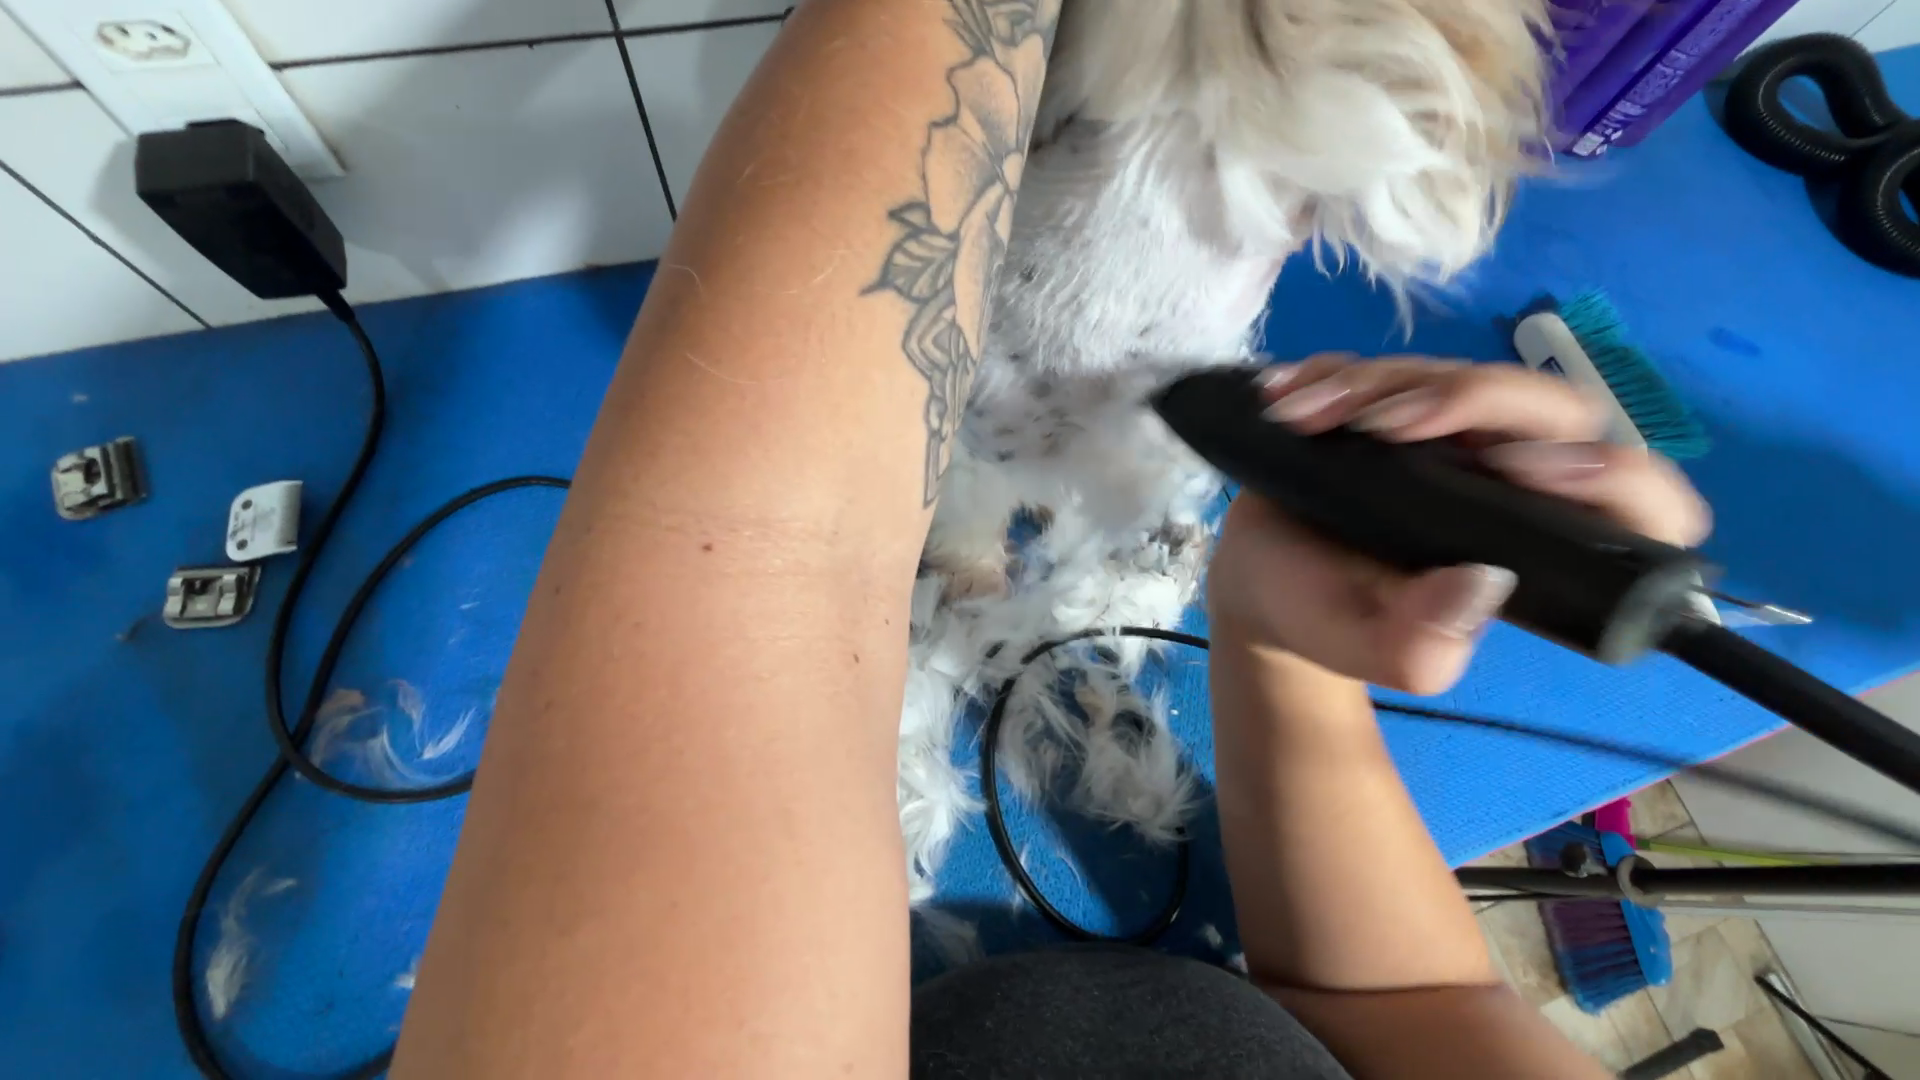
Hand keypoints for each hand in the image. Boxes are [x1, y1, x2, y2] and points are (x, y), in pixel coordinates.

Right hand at [1206, 354, 1711, 694]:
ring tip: (1298, 418)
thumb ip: (1422, 648)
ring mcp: (1450, 436)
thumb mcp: (1369, 651)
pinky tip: (1282, 392)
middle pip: (1546, 406)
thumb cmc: (1320, 619)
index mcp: (1538, 546)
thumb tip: (1481, 582)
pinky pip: (1381, 365)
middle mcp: (1511, 480)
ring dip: (1370, 385)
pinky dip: (1329, 370)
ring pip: (1450, 372)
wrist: (1257, 582)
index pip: (1634, 502)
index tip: (1513, 468)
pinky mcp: (1392, 405)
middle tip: (1377, 423)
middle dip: (1463, 398)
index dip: (1604, 474)